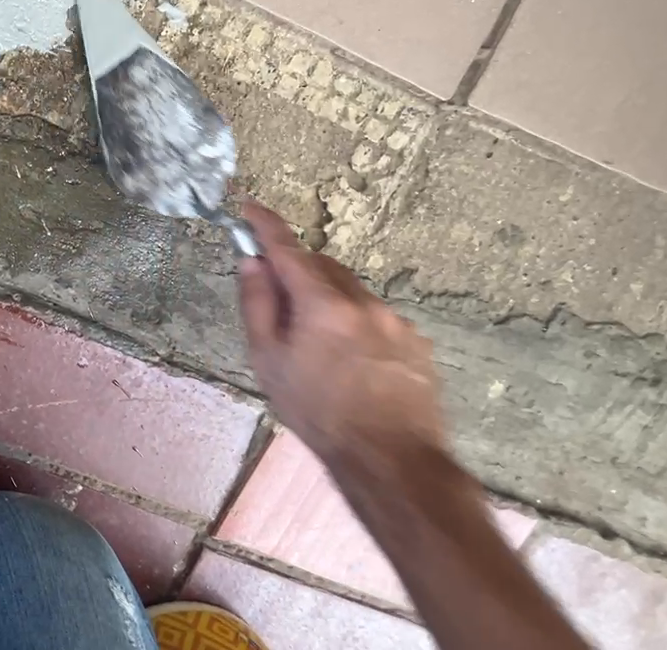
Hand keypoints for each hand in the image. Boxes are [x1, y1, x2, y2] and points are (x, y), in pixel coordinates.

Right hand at [237, 202, 446, 479]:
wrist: (391, 460)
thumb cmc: (315, 409)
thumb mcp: (268, 358)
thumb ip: (258, 304)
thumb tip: (252, 263)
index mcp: (323, 304)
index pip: (288, 250)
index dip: (266, 225)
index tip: (249, 206)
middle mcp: (364, 303)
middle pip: (323, 266)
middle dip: (297, 270)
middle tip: (276, 299)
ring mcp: (397, 323)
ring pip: (350, 291)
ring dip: (326, 298)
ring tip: (313, 341)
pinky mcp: (417, 344)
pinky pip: (375, 316)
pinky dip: (353, 321)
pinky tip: (346, 359)